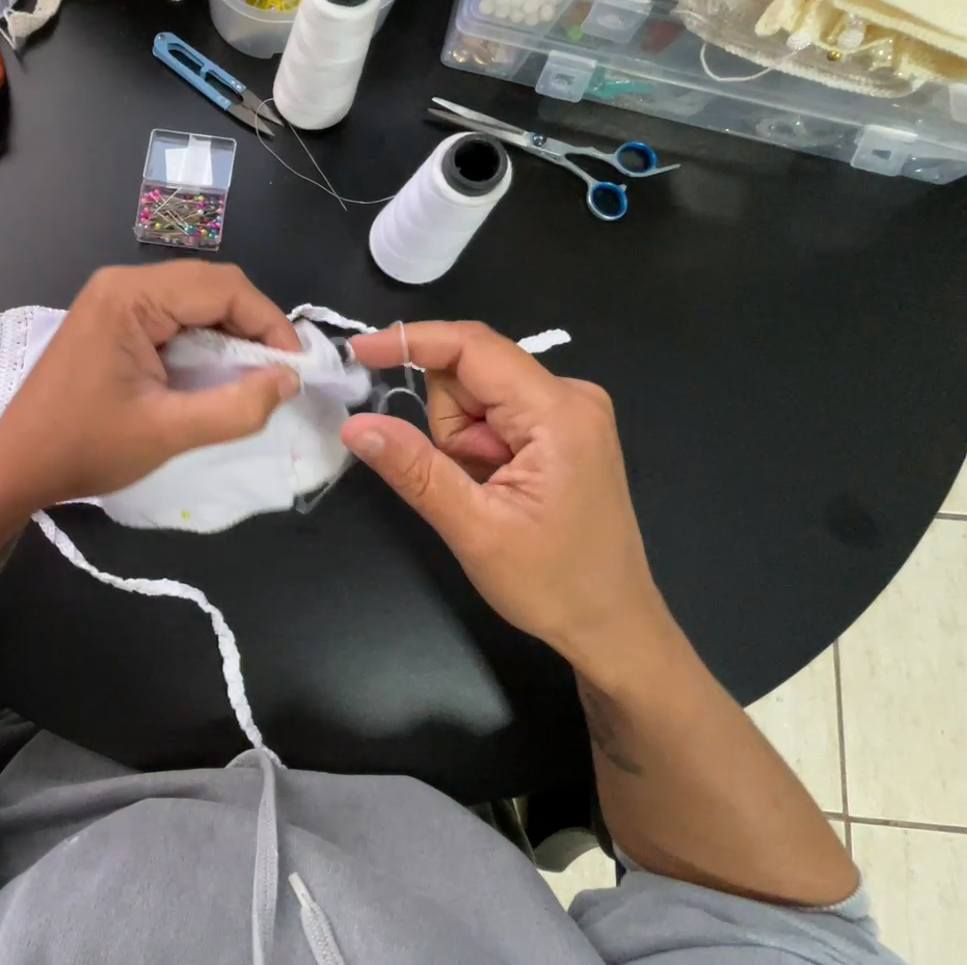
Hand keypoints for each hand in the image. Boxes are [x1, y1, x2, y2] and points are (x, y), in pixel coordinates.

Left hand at [0, 261, 301, 511]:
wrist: (17, 467)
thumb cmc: (85, 448)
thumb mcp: (168, 433)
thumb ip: (235, 407)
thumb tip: (288, 380)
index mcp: (130, 297)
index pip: (223, 287)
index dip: (269, 323)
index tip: (294, 369)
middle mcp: (121, 284)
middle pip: (210, 286)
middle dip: (251, 328)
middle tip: (277, 374)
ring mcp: (111, 300)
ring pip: (193, 301)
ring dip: (228, 336)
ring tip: (251, 378)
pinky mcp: (109, 321)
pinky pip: (171, 318)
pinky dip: (201, 343)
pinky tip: (212, 375)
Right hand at [338, 322, 666, 671]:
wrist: (612, 625)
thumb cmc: (552, 583)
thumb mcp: (473, 527)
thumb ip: (414, 469)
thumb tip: (354, 425)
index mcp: (558, 412)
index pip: (473, 348)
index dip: (411, 341)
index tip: (356, 353)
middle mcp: (569, 397)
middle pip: (470, 375)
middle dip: (445, 425)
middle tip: (466, 485)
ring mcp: (567, 414)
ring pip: (474, 400)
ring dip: (459, 444)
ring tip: (486, 495)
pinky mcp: (559, 432)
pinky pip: (491, 419)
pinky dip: (475, 451)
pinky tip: (496, 491)